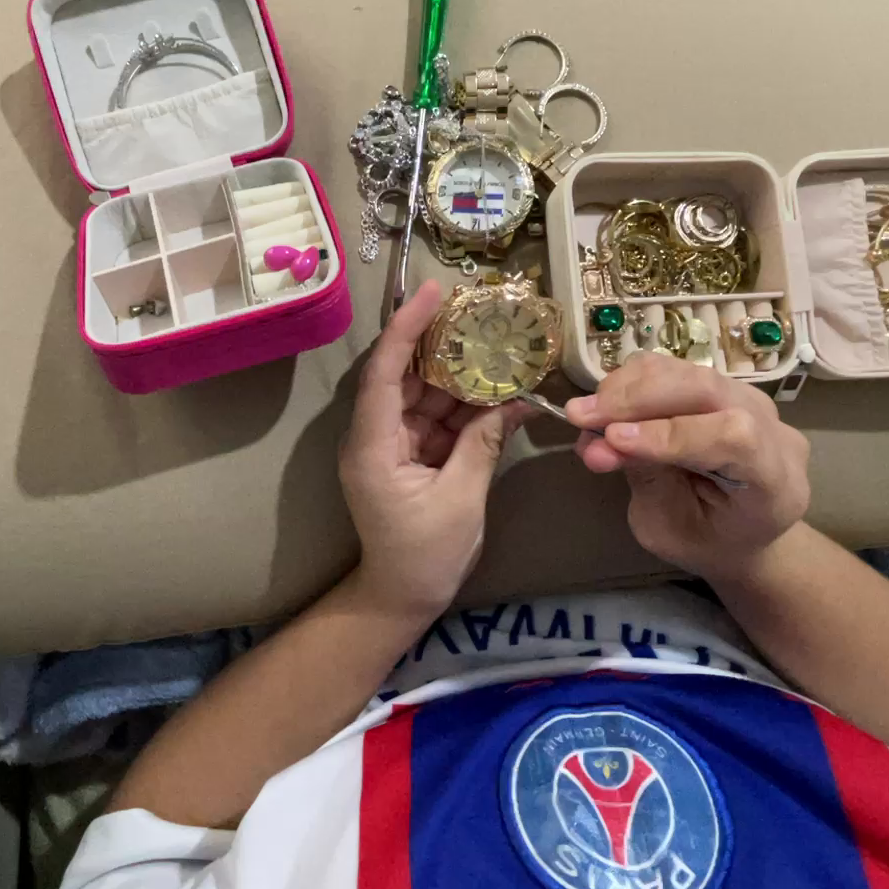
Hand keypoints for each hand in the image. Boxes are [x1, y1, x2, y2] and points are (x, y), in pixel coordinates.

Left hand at [338, 281, 533, 616]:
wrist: (401, 596)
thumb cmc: (424, 555)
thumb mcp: (461, 500)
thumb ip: (482, 444)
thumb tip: (515, 402)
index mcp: (373, 445)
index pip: (385, 372)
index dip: (405, 328)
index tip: (434, 292)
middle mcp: (374, 436)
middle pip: (405, 376)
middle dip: (441, 344)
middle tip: (479, 312)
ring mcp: (390, 444)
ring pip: (424, 394)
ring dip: (459, 375)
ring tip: (497, 344)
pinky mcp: (407, 453)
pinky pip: (435, 418)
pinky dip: (463, 406)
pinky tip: (495, 390)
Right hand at [565, 353, 809, 583]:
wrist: (739, 532)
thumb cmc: (706, 541)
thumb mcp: (669, 530)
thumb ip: (644, 482)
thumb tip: (596, 445)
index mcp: (773, 481)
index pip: (734, 437)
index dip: (670, 433)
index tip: (613, 440)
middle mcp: (770, 429)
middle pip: (705, 389)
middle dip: (636, 399)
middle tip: (580, 417)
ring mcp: (747, 400)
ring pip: (683, 371)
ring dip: (625, 388)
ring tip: (584, 415)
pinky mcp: (717, 386)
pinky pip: (671, 368)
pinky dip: (629, 383)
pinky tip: (603, 408)